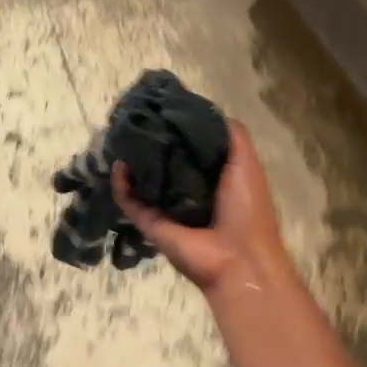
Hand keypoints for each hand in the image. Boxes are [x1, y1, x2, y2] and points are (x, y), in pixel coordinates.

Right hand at [113, 119, 288, 292]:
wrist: (239, 260)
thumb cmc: (247, 210)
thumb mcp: (246, 164)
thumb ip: (231, 135)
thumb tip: (204, 108)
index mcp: (208, 178)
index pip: (183, 148)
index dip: (172, 128)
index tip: (159, 107)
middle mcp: (183, 190)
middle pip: (158, 160)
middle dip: (147, 141)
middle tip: (134, 119)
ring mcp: (163, 207)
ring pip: (138, 178)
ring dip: (129, 159)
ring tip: (118, 136)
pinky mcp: (147, 221)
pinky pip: (127, 198)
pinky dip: (120, 182)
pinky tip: (120, 164)